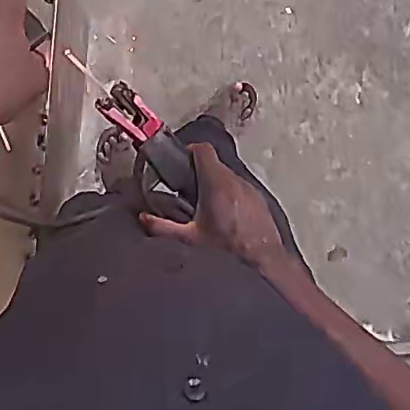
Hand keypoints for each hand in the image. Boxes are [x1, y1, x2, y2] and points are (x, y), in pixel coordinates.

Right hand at [140, 143, 291, 272]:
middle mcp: (234, 180)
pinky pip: (240, 189)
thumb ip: (163, 227)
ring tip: (207, 206)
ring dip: (216, 184)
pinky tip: (225, 216)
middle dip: (200, 172)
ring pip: (228, 176)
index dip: (191, 150)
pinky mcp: (258, 198)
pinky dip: (230, 195)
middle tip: (189, 189)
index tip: (183, 159)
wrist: (264, 259)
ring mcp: (249, 188)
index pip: (203, 149)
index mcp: (216, 183)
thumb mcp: (191, 238)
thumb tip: (145, 220)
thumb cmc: (230, 248)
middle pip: (214, 163)